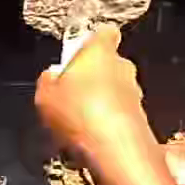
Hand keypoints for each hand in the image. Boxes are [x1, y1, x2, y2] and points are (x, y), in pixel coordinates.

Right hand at [34, 24, 159, 173]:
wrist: (115, 152)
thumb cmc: (78, 114)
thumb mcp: (44, 95)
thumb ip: (47, 79)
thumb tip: (52, 76)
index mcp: (99, 51)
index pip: (103, 32)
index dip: (90, 40)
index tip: (76, 53)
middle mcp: (123, 67)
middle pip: (105, 65)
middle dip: (89, 78)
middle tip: (66, 96)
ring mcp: (134, 94)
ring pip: (111, 92)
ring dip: (96, 103)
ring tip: (74, 125)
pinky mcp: (140, 118)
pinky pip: (116, 115)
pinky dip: (103, 125)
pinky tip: (87, 141)